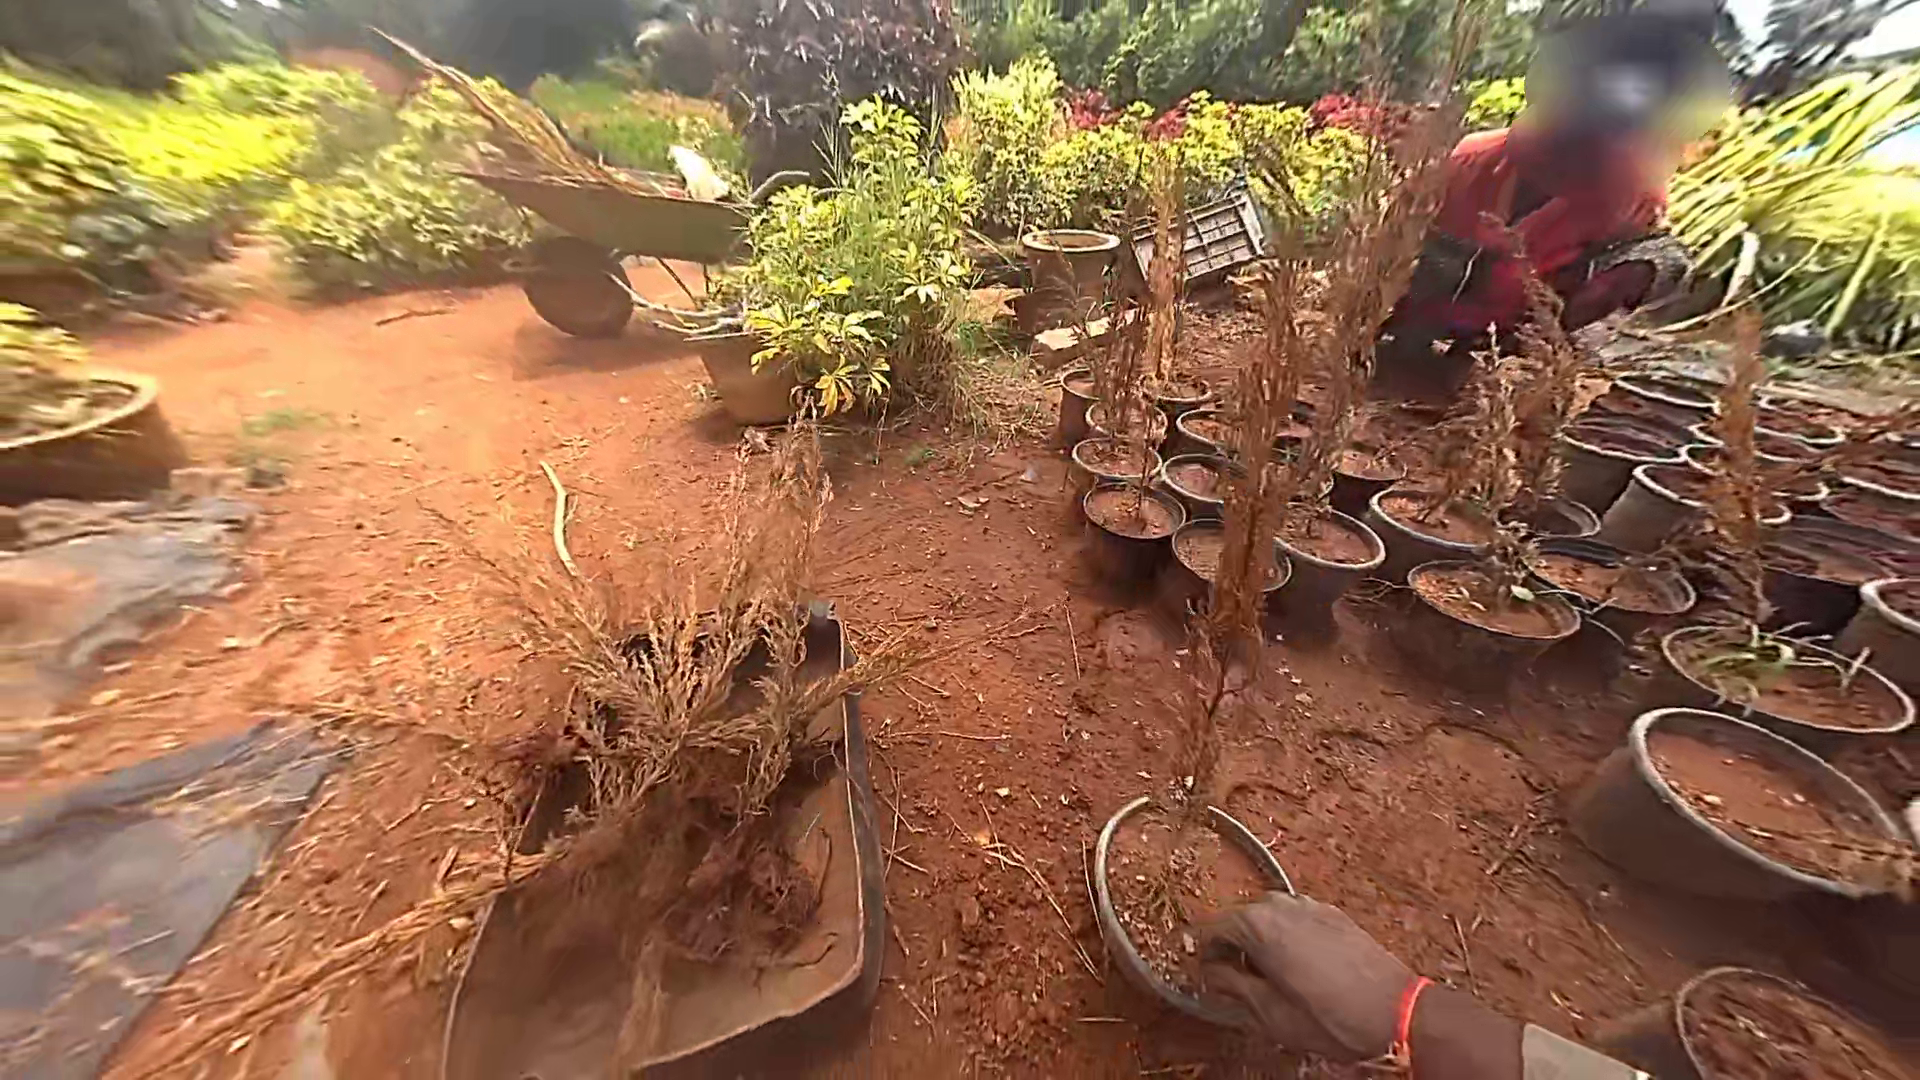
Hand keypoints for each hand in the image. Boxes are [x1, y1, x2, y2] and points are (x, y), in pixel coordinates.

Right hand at [1198, 892, 1413, 1061]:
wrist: (1402, 1011)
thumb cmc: (1333, 1019)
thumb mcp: (1274, 1015)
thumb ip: (1233, 987)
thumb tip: (1210, 972)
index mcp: (1252, 924)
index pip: (1208, 929)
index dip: (1203, 953)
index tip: (1207, 975)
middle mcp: (1271, 902)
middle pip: (1236, 919)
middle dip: (1233, 946)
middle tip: (1243, 980)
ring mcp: (1301, 902)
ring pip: (1265, 916)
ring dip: (1261, 938)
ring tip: (1277, 973)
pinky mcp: (1326, 909)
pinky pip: (1293, 916)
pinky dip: (1288, 934)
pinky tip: (1306, 964)